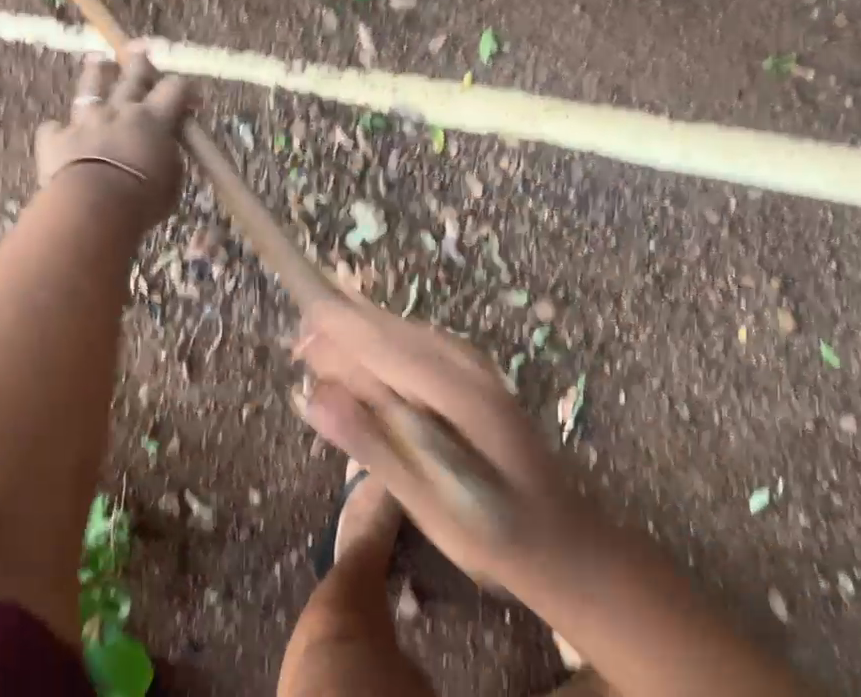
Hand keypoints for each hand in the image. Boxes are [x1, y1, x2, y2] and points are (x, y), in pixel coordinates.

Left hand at [35, 51, 192, 225]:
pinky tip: (59, 135)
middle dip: (139, 64)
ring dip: (95, 73)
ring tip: (96, 62)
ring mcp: (85, 121)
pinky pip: (54, 128)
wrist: (93, 207)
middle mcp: (119, 111)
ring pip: (90, 88)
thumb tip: (165, 152)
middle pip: (131, 77)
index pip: (175, 89)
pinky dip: (58, 131)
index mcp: (153, 120)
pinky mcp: (55, 138)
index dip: (184, 89)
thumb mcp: (172, 182)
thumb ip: (169, 159)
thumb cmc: (142, 199)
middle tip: (140, 53)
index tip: (191, 98)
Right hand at [293, 301, 596, 590]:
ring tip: (321, 350)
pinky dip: (386, 351)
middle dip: (345, 332)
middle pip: (392, 331)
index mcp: (456, 389)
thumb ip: (373, 444)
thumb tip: (314, 396)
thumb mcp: (429, 500)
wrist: (562, 540)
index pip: (381, 342)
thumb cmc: (493, 532)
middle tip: (298, 345)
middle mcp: (467, 365)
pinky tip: (369, 364)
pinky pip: (420, 349)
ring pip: (406, 336)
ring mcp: (476, 369)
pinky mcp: (476, 380)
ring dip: (363, 339)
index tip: (298, 320)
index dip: (338, 328)